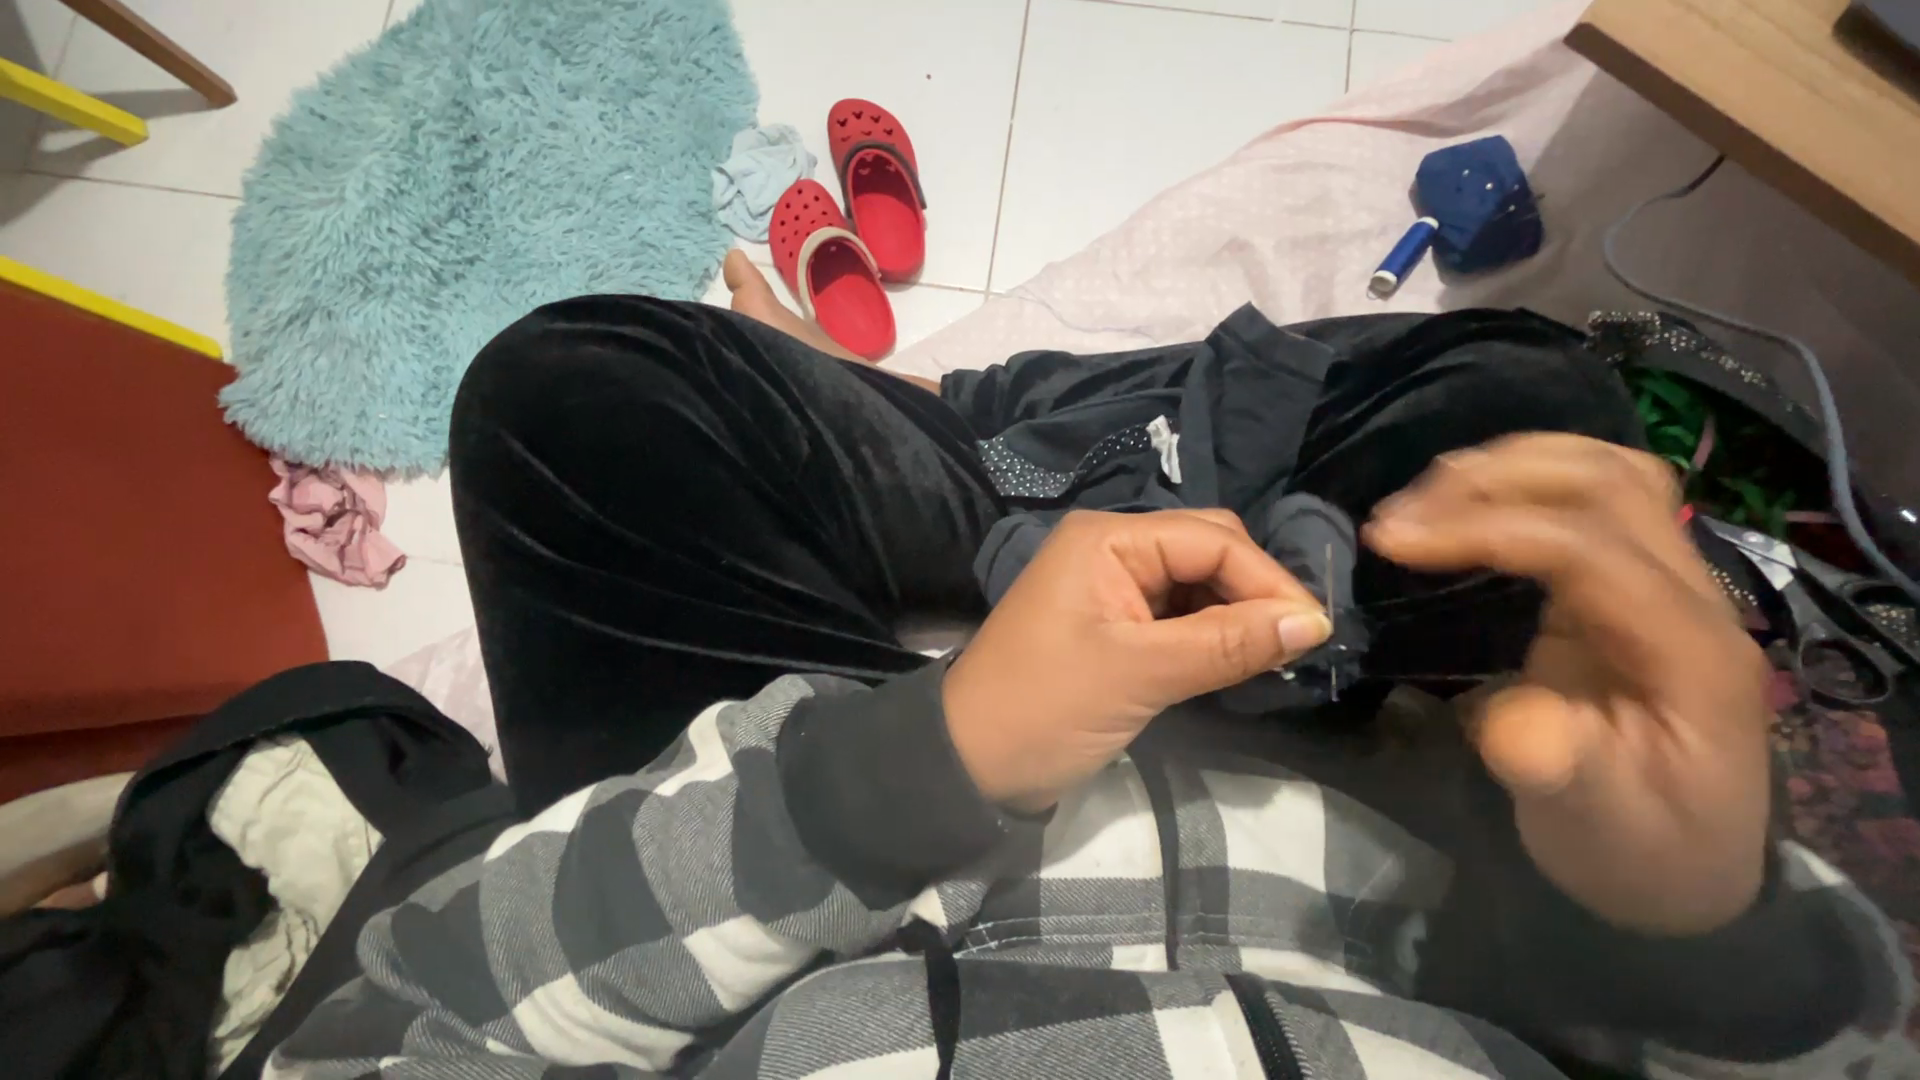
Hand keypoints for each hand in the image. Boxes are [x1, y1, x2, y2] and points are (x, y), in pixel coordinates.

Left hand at [943, 510, 1332, 812]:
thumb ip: (1224, 644)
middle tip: (1297, 645)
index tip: (1313, 632)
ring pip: (1197, 583)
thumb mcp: (1137, 675)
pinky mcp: (1115, 623)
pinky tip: (1238, 659)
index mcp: (1107, 538)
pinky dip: (1211, 633)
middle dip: (1254, 591)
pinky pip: (1178, 614)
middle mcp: (1111, 547)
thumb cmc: (1044, 707)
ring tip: (1274, 656)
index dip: (1267, 580)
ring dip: (1236, 614)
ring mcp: (1112, 585)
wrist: (970, 760)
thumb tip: (1312, 622)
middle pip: (1207, 551)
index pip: (1211, 539)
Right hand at [1365, 435, 1772, 935]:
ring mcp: (1664, 582)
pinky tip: (1465, 501)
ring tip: (1421, 497)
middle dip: (1491, 480)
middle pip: (1607, 484)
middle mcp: (1688, 597)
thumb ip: (1561, 770)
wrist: (1674, 855)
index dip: (1484, 528)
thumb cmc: (1628, 840)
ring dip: (1507, 466)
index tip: (1389, 539)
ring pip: (1606, 473)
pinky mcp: (1626, 583)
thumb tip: (1515, 717)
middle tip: (1396, 514)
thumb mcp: (1591, 824)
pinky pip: (1589, 496)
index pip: (1587, 547)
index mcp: (1684, 650)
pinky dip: (1522, 478)